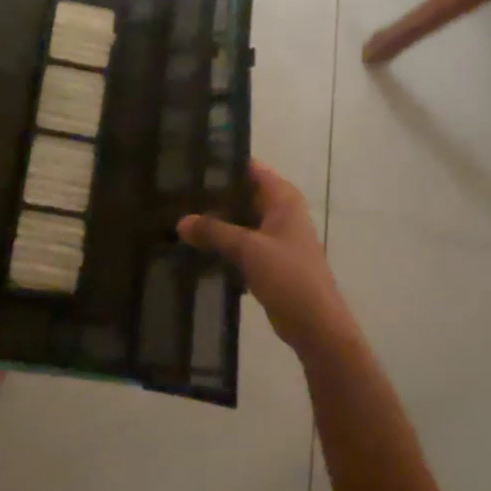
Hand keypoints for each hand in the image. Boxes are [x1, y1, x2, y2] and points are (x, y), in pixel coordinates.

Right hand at [179, 160, 354, 355]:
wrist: (315, 325)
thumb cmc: (288, 276)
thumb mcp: (248, 249)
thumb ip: (213, 232)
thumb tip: (180, 222)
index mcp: (282, 198)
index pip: (249, 168)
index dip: (222, 164)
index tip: (189, 164)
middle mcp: (280, 211)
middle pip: (242, 193)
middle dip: (213, 195)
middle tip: (175, 194)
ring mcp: (275, 236)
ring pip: (240, 220)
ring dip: (216, 222)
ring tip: (178, 217)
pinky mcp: (269, 259)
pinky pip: (241, 242)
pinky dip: (223, 243)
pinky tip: (195, 247)